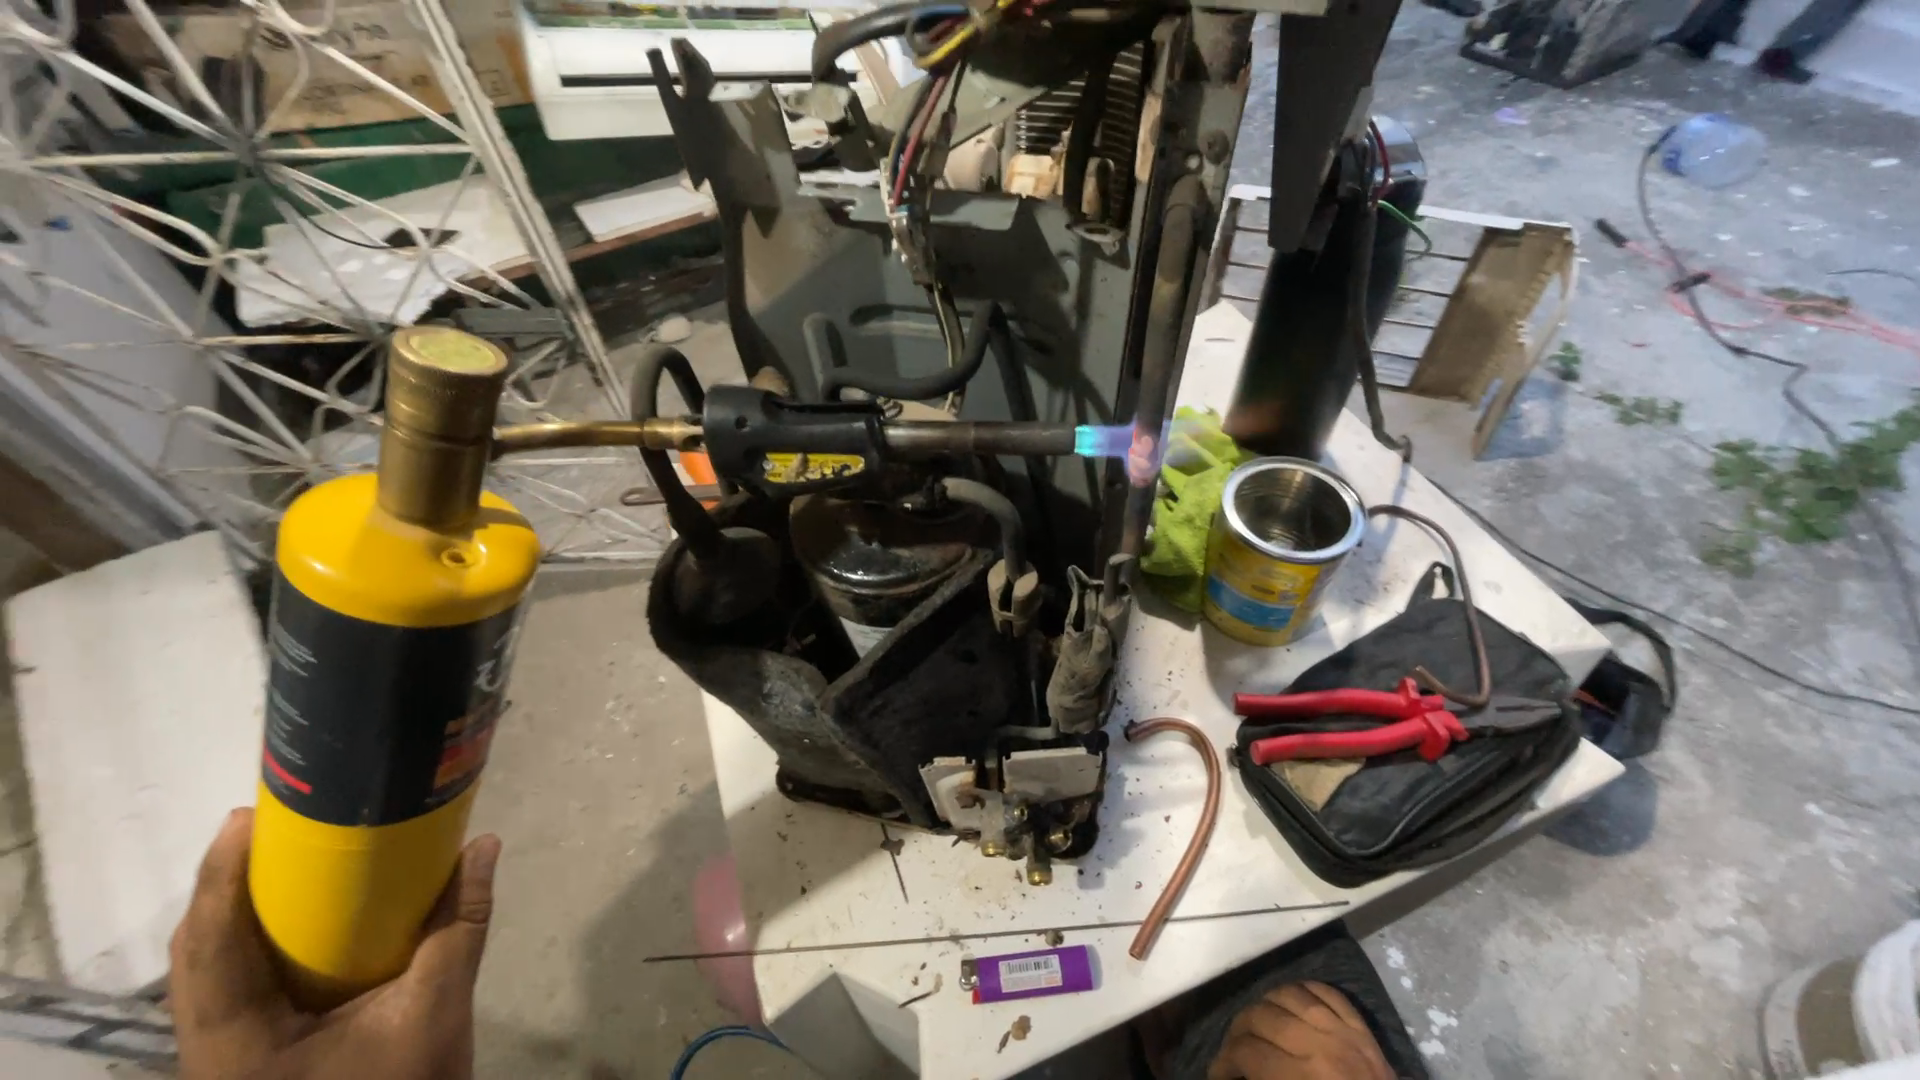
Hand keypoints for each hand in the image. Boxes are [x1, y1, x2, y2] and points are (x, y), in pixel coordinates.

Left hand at [169, 808, 501, 1079]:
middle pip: (198, 952)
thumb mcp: (436, 1012)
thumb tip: (483, 847)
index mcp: (236, 1042)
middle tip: (273, 826)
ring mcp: (228, 1053)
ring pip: (214, 969)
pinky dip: (262, 937)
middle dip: (227, 884)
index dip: (220, 879)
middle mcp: (212, 1047)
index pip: (209, 947)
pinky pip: (240, 982)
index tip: (248, 818)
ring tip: (283, 857)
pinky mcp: (253, 1052)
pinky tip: (301, 915)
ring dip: (241, 909)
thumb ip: (459, 928)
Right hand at [1206, 981, 1392, 1079]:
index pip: (1246, 1052)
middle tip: (1234, 1048)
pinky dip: (1303, 989)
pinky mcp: (1363, 1029)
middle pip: (1260, 1016)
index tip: (1218, 1075)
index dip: (1223, 1062)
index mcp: (1303, 1079)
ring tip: (1259, 1022)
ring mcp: (1345, 1033)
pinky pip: (1327, 991)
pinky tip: (1291, 1002)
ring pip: (1289, 993)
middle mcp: (1321, 1047)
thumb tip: (1237, 1075)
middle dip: (1238, 1031)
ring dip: (1265, 1003)